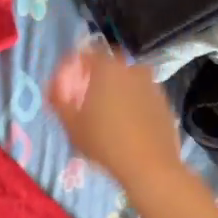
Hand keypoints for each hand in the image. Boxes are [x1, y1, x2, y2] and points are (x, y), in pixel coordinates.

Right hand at [46, 43, 185, 190]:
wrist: (149, 165)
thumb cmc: (105, 143)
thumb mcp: (72, 126)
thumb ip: (59, 101)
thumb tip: (53, 89)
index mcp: (107, 68)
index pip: (87, 53)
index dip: (74, 65)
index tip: (67, 80)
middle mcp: (131, 68)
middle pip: (110, 65)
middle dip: (96, 77)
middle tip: (87, 97)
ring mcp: (151, 84)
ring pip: (128, 80)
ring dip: (116, 90)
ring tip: (107, 113)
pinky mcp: (164, 101)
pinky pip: (142, 95)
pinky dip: (133, 102)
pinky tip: (127, 124)